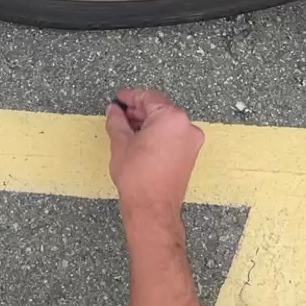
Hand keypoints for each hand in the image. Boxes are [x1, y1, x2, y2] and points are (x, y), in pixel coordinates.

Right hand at [105, 89, 204, 222]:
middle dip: (138, 110)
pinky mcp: (190, 154)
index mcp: (171, 118)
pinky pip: (173, 135)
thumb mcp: (120, 143)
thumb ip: (116, 120)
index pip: (149, 97)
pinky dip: (157, 133)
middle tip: (119, 113)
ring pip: (166, 122)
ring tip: (126, 128)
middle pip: (160, 108)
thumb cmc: (139, 178)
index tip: (119, 99)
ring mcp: (191, 141)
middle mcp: (186, 126)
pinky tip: (140, 139)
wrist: (152, 207)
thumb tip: (114, 110)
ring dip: (147, 122)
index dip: (130, 97)